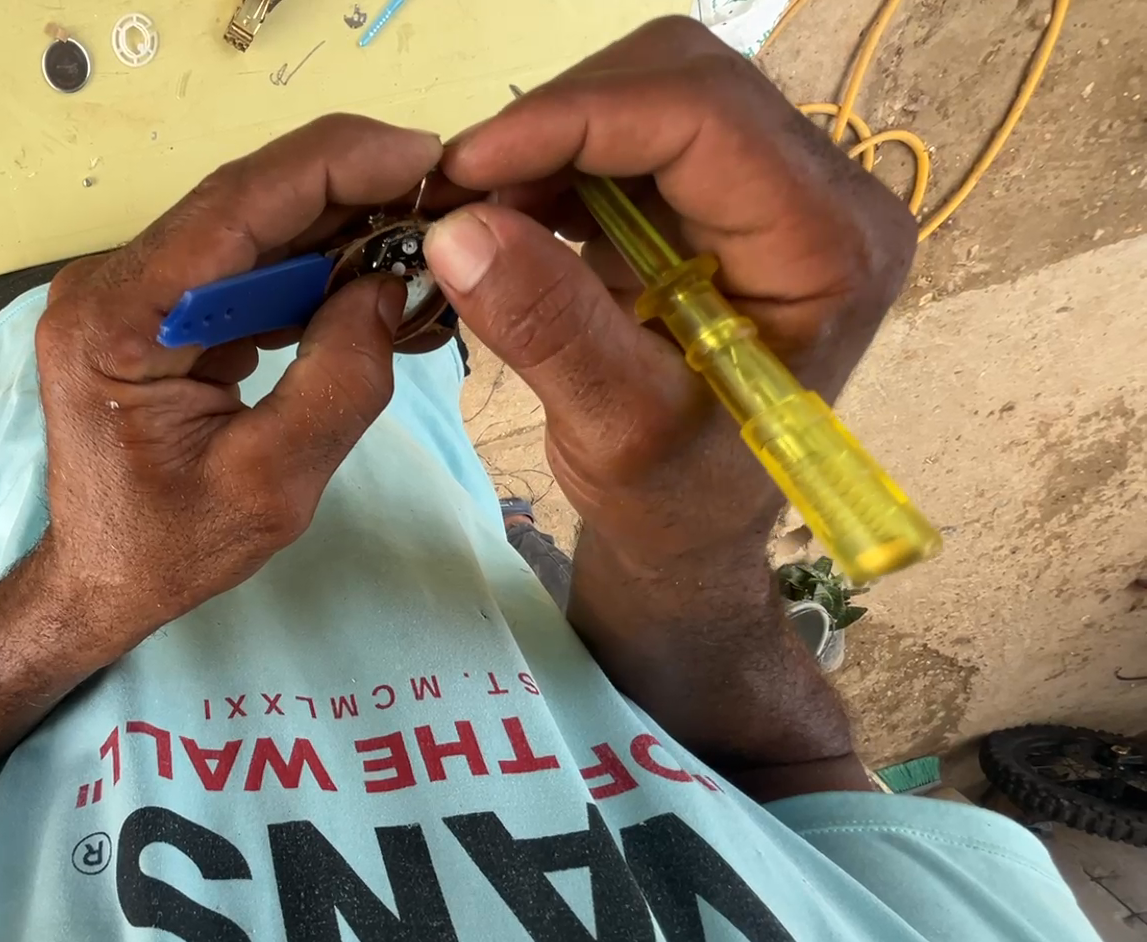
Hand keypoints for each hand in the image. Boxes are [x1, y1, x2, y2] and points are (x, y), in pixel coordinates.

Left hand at [33, 116, 442, 635]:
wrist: (103, 576)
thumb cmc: (173, 547)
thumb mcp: (273, 481)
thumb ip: (339, 379)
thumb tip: (388, 284)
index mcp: (116, 324)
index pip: (234, 207)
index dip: (336, 165)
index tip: (425, 155)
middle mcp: (104, 288)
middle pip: (238, 208)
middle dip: (343, 195)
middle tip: (435, 202)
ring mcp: (118, 296)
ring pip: (239, 234)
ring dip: (325, 235)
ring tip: (408, 246)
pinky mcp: (141, 314)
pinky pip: (229, 272)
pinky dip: (294, 275)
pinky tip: (352, 285)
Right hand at [425, 16, 917, 582]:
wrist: (687, 525)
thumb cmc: (671, 495)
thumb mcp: (612, 424)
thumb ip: (546, 326)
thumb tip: (454, 232)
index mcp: (820, 246)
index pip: (704, 118)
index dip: (574, 119)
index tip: (462, 167)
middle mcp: (806, 197)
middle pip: (680, 84)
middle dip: (555, 122)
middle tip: (458, 191)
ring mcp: (752, 201)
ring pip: (644, 107)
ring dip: (543, 147)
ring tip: (468, 211)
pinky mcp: (700, 218)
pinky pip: (621, 157)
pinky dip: (547, 175)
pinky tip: (502, 221)